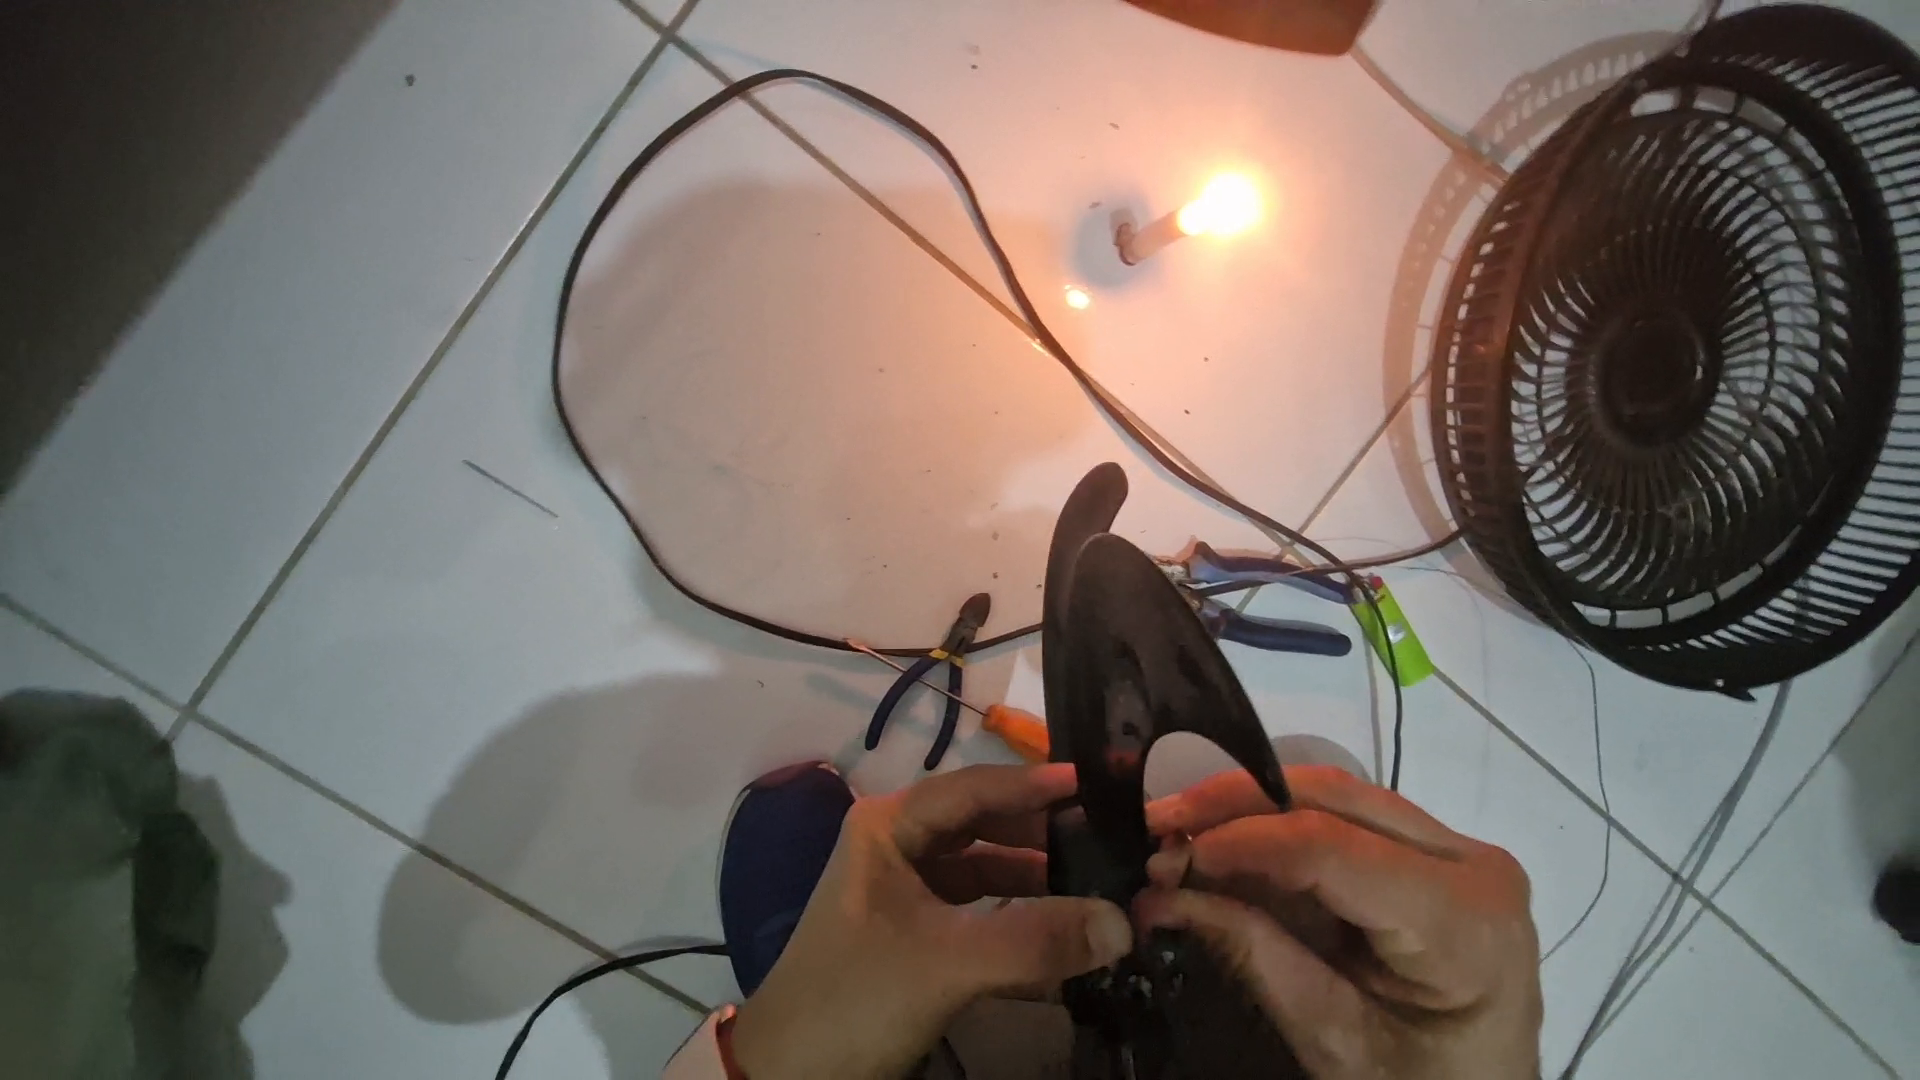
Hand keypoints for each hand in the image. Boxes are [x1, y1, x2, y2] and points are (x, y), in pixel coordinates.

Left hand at [731, 764, 1133, 1078]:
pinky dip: (1013, 913)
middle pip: (979, 822)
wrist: (788, 1076)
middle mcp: (896, 843)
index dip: (1030, 784)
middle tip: (1100, 833)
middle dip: (1036, 829)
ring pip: (979, 865)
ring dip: (1030, 873)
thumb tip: (1122, 922)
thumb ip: (1034, 942)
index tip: (1090, 782)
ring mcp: (903, 886)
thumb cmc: (855, 996)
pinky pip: (973, 907)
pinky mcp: (913, 928)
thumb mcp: (946, 963)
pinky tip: (1056, 924)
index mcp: (889, 825)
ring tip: (1092, 877)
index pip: (971, 788)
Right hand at [1139, 766, 1541, 1079]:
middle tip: (1159, 820)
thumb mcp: (1331, 1038)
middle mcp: (1468, 860)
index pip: (1331, 849)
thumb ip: (1248, 951)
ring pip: (1328, 789)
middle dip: (1232, 802)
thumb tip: (1157, 894)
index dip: (1240, 842)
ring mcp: (1451, 845)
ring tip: (1178, 820)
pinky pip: (1337, 809)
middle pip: (1329, 797)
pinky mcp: (1426, 844)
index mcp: (1465, 920)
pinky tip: (1222, 829)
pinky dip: (1270, 816)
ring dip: (1245, 801)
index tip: (1167, 856)